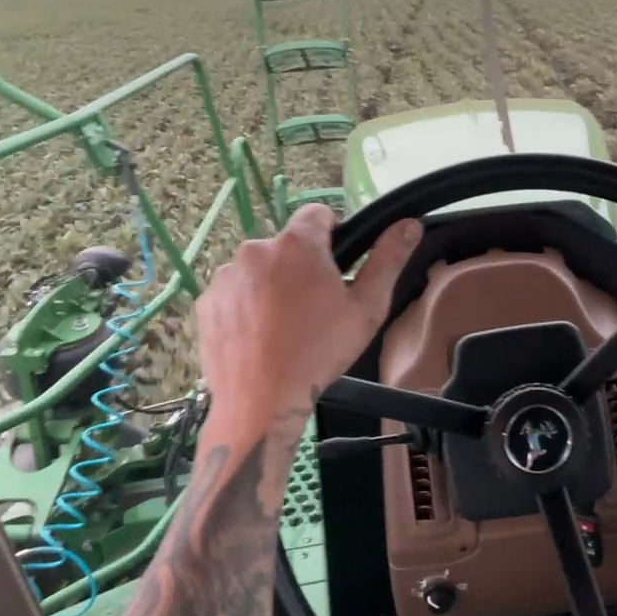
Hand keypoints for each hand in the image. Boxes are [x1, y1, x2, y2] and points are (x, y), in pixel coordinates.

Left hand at [196, 204, 422, 443]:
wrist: (261, 402)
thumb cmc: (321, 352)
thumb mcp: (367, 308)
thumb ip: (388, 259)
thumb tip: (409, 224)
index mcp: (297, 245)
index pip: (317, 213)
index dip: (333, 234)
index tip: (338, 268)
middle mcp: (255, 250)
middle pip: (287, 245)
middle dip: (302, 265)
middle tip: (316, 307)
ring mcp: (225, 276)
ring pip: (259, 269)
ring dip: (273, 285)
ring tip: (286, 326)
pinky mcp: (206, 302)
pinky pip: (234, 293)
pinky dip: (247, 306)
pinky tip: (260, 337)